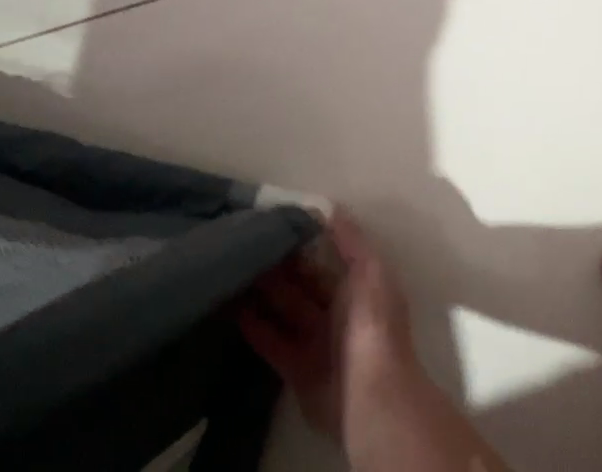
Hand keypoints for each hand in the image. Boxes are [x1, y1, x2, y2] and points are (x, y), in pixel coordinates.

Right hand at [237, 210, 418, 439]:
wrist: (368, 394)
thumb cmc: (371, 324)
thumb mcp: (369, 271)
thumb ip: (351, 240)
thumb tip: (331, 208)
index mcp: (361, 284)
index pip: (330, 256)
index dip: (307, 240)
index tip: (275, 221)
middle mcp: (340, 310)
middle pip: (305, 282)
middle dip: (280, 265)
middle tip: (245, 244)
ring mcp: (317, 340)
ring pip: (285, 309)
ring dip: (262, 293)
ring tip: (232, 271)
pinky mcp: (296, 367)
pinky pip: (271, 341)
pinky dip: (254, 326)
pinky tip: (231, 308)